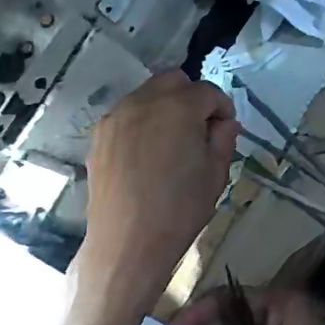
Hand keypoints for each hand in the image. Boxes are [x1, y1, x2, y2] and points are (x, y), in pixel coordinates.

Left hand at [78, 71, 239, 292]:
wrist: (127, 243)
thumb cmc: (179, 210)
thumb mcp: (214, 175)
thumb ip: (223, 140)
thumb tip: (225, 124)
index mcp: (177, 107)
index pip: (207, 91)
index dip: (221, 108)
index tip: (225, 129)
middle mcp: (143, 102)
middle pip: (173, 81)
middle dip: (191, 97)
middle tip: (199, 129)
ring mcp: (116, 116)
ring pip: (146, 94)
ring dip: (165, 107)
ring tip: (171, 141)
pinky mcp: (99, 135)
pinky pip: (126, 114)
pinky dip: (142, 122)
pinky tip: (147, 153)